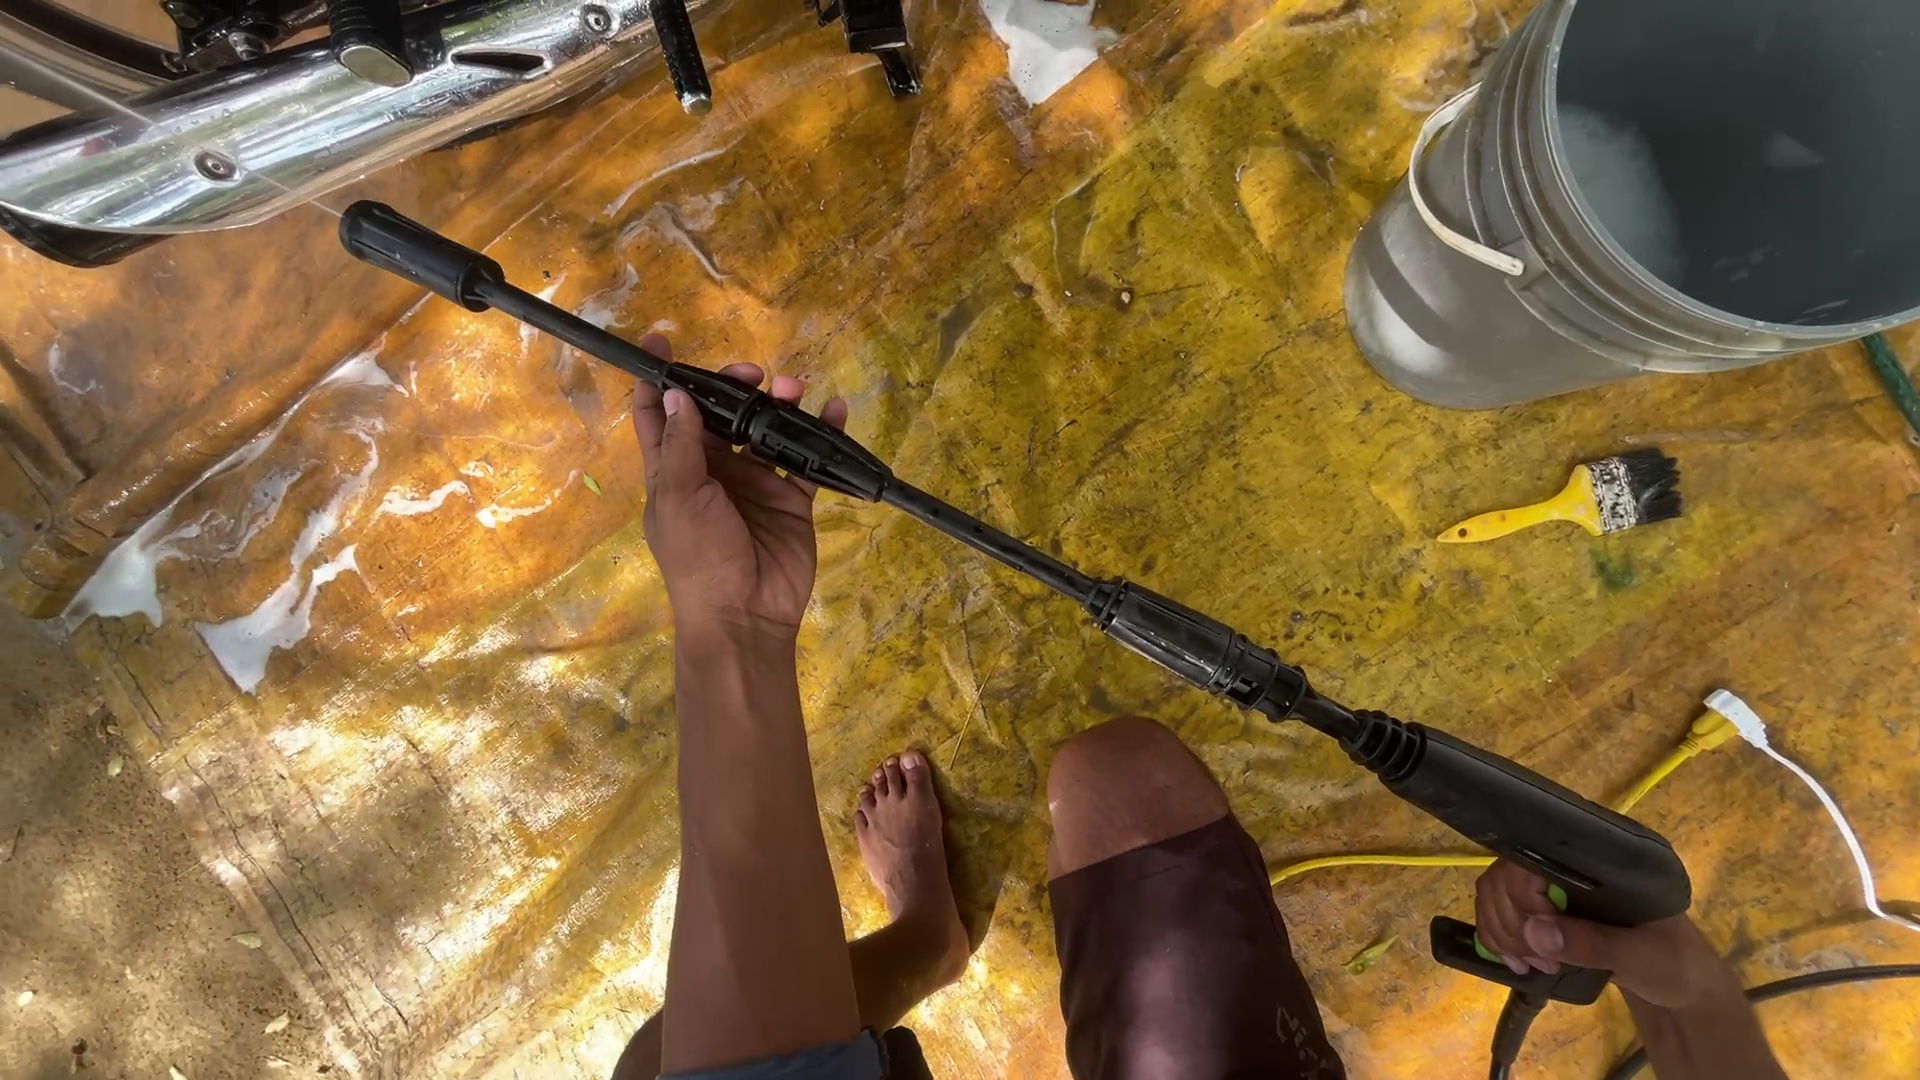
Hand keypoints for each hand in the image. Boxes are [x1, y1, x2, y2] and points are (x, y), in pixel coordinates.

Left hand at [632, 335, 848, 635]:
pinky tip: (835, 411)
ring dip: (780, 405)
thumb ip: (682, 446)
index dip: (658, 378)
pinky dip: (822, 434)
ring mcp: (756, 484)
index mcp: (675, 470)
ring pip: (766, 431)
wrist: (746, 614)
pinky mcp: (792, 499)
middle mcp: (714, 471)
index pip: (658, 415)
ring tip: (796, 387)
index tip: (660, 340)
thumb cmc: (700, 557)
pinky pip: (808, 459)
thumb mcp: (680, 498)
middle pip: (721, 415)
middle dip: (732, 386)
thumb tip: (676, 394)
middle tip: (753, 374)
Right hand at [1473, 860, 1740, 1009]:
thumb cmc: (1677, 966)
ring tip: (1529, 964)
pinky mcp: (1536, 910)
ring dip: (1501, 932)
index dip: (1524, 898)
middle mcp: (1558, 867)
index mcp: (1589, 865)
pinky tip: (1512, 960)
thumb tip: (1535, 931)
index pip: (1528, 862)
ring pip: (1492, 894)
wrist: (1682, 987)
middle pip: (1502, 879)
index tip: (1545, 943)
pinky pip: (1495, 912)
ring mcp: (1543, 888)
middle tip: (1540, 962)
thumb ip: (1596, 944)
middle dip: (1512, 925)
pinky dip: (1494, 936)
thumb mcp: (1646, 958)